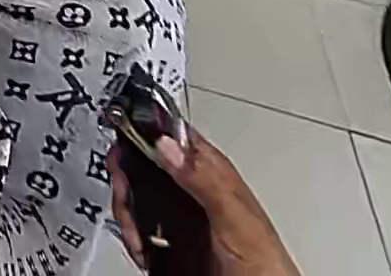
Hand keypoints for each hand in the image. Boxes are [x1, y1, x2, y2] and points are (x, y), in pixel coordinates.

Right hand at [111, 128, 299, 275]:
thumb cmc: (269, 269)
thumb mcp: (235, 216)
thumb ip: (202, 177)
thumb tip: (166, 144)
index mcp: (210, 172)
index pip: (171, 135)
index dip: (144, 129)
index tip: (122, 134)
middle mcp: (193, 191)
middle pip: (147, 164)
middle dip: (127, 173)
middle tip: (122, 188)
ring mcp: (182, 220)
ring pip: (140, 196)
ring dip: (126, 206)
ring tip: (132, 226)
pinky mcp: (174, 248)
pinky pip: (142, 230)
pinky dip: (132, 234)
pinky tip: (139, 246)